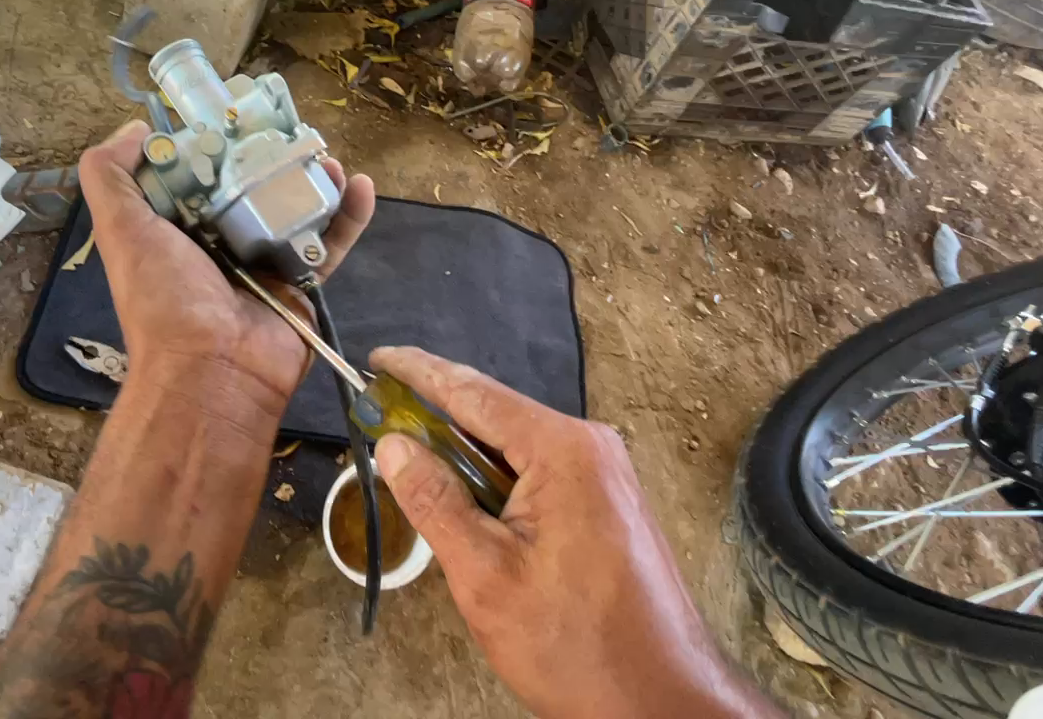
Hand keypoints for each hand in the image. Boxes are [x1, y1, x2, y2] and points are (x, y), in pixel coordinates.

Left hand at [79, 120, 374, 421]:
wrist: (213, 372)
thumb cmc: (164, 298)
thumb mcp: (122, 231)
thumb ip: (110, 178)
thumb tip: (136, 128)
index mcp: (178, 231)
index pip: (198, 175)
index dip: (215, 145)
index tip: (235, 115)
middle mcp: (222, 243)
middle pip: (253, 188)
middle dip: (272, 157)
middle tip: (291, 130)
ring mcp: (267, 262)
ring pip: (296, 209)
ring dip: (315, 180)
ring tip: (326, 156)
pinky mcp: (304, 281)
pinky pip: (331, 241)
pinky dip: (350, 214)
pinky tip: (361, 185)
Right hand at [370, 347, 779, 718]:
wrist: (665, 704)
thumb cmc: (573, 643)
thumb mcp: (485, 575)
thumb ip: (434, 501)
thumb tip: (391, 444)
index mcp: (562, 448)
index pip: (472, 392)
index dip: (417, 371)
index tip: (376, 359)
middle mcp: (587, 442)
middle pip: (493, 413)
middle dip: (435, 414)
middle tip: (381, 417)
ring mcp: (602, 468)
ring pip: (512, 442)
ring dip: (463, 450)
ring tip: (413, 459)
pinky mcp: (604, 496)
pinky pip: (534, 465)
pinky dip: (492, 473)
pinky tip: (465, 494)